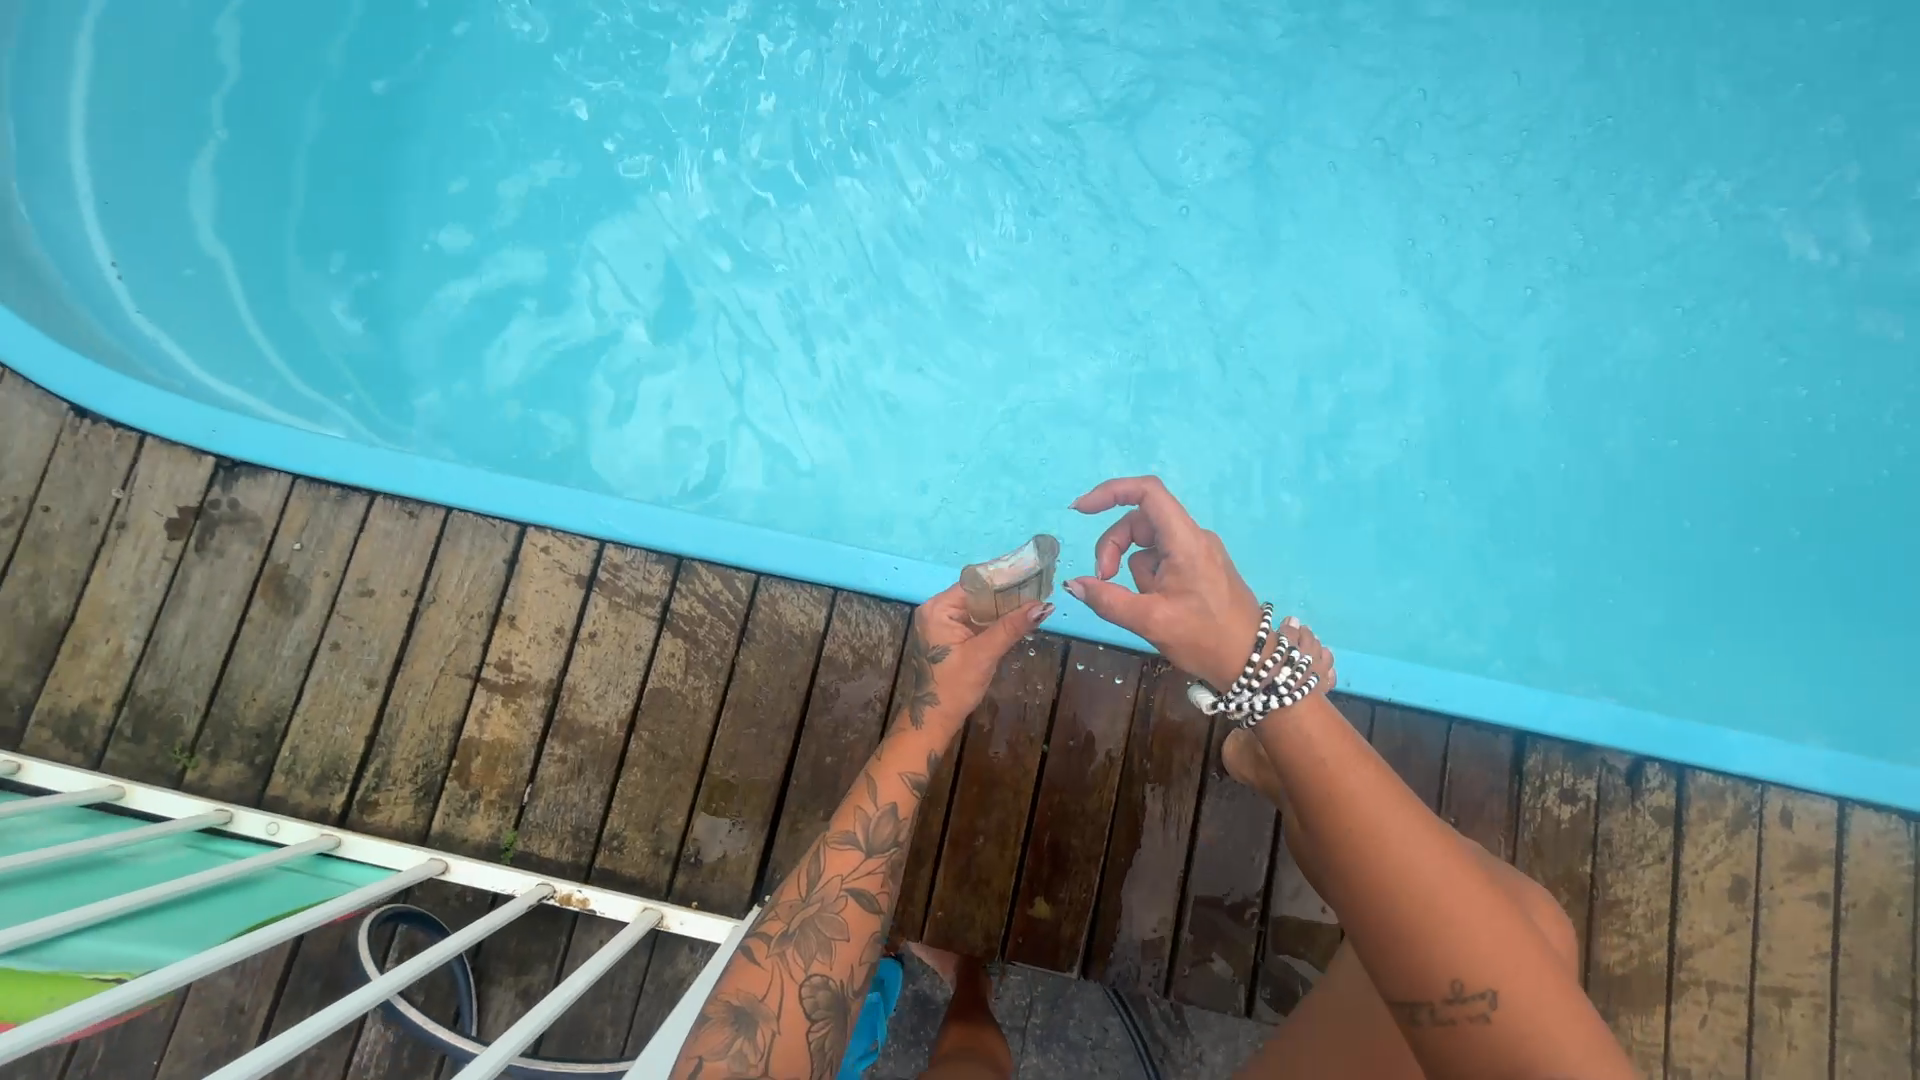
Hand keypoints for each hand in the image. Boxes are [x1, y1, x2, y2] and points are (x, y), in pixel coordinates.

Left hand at [896, 584, 1051, 735]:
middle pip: (977, 594)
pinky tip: (1017, 619)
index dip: (1003, 580)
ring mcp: (942, 623)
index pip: (975, 584)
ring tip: (1033, 602)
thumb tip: (1043, 606)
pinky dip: (994, 621)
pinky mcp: (949, 635)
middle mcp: (936, 610)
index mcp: (937, 609)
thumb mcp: (984, 655)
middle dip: (1006, 594)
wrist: (935, 719)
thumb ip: (1011, 627)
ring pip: (978, 607)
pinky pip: (975, 621)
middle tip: (1038, 590)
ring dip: (1003, 608)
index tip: (1031, 577)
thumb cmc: (954, 687)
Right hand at [1066, 475, 1263, 689]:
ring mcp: (1198, 551)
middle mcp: (1193, 537)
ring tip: (1142, 603)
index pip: (1147, 492)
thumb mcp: (1150, 621)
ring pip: (1148, 542)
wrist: (1250, 661)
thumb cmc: (1204, 638)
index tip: (1082, 510)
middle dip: (1114, 546)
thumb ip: (1108, 600)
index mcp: (1185, 541)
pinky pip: (1162, 558)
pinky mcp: (1199, 566)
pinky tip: (1155, 603)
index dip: (1111, 492)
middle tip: (1104, 580)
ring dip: (1131, 567)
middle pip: (1140, 520)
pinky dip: (1148, 576)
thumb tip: (1074, 585)